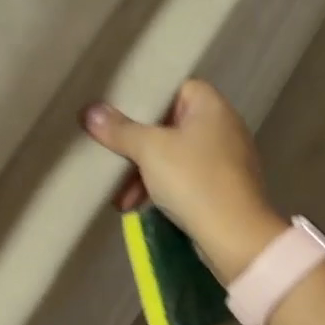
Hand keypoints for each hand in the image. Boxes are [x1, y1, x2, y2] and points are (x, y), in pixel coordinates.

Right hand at [82, 79, 285, 280]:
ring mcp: (226, 159)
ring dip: (145, 174)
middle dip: (138, 147)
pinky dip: (163, 189)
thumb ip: (120, 129)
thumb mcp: (150, 150)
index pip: (176, 89)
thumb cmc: (194, 180)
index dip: (147, 100)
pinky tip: (139, 208)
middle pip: (171, 126)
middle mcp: (223, 127)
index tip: (119, 116)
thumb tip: (90, 111)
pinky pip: (186, 179)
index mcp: (211, 106)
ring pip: (175, 156)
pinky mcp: (224, 188)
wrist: (235, 236)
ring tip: (121, 198)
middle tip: (111, 162)